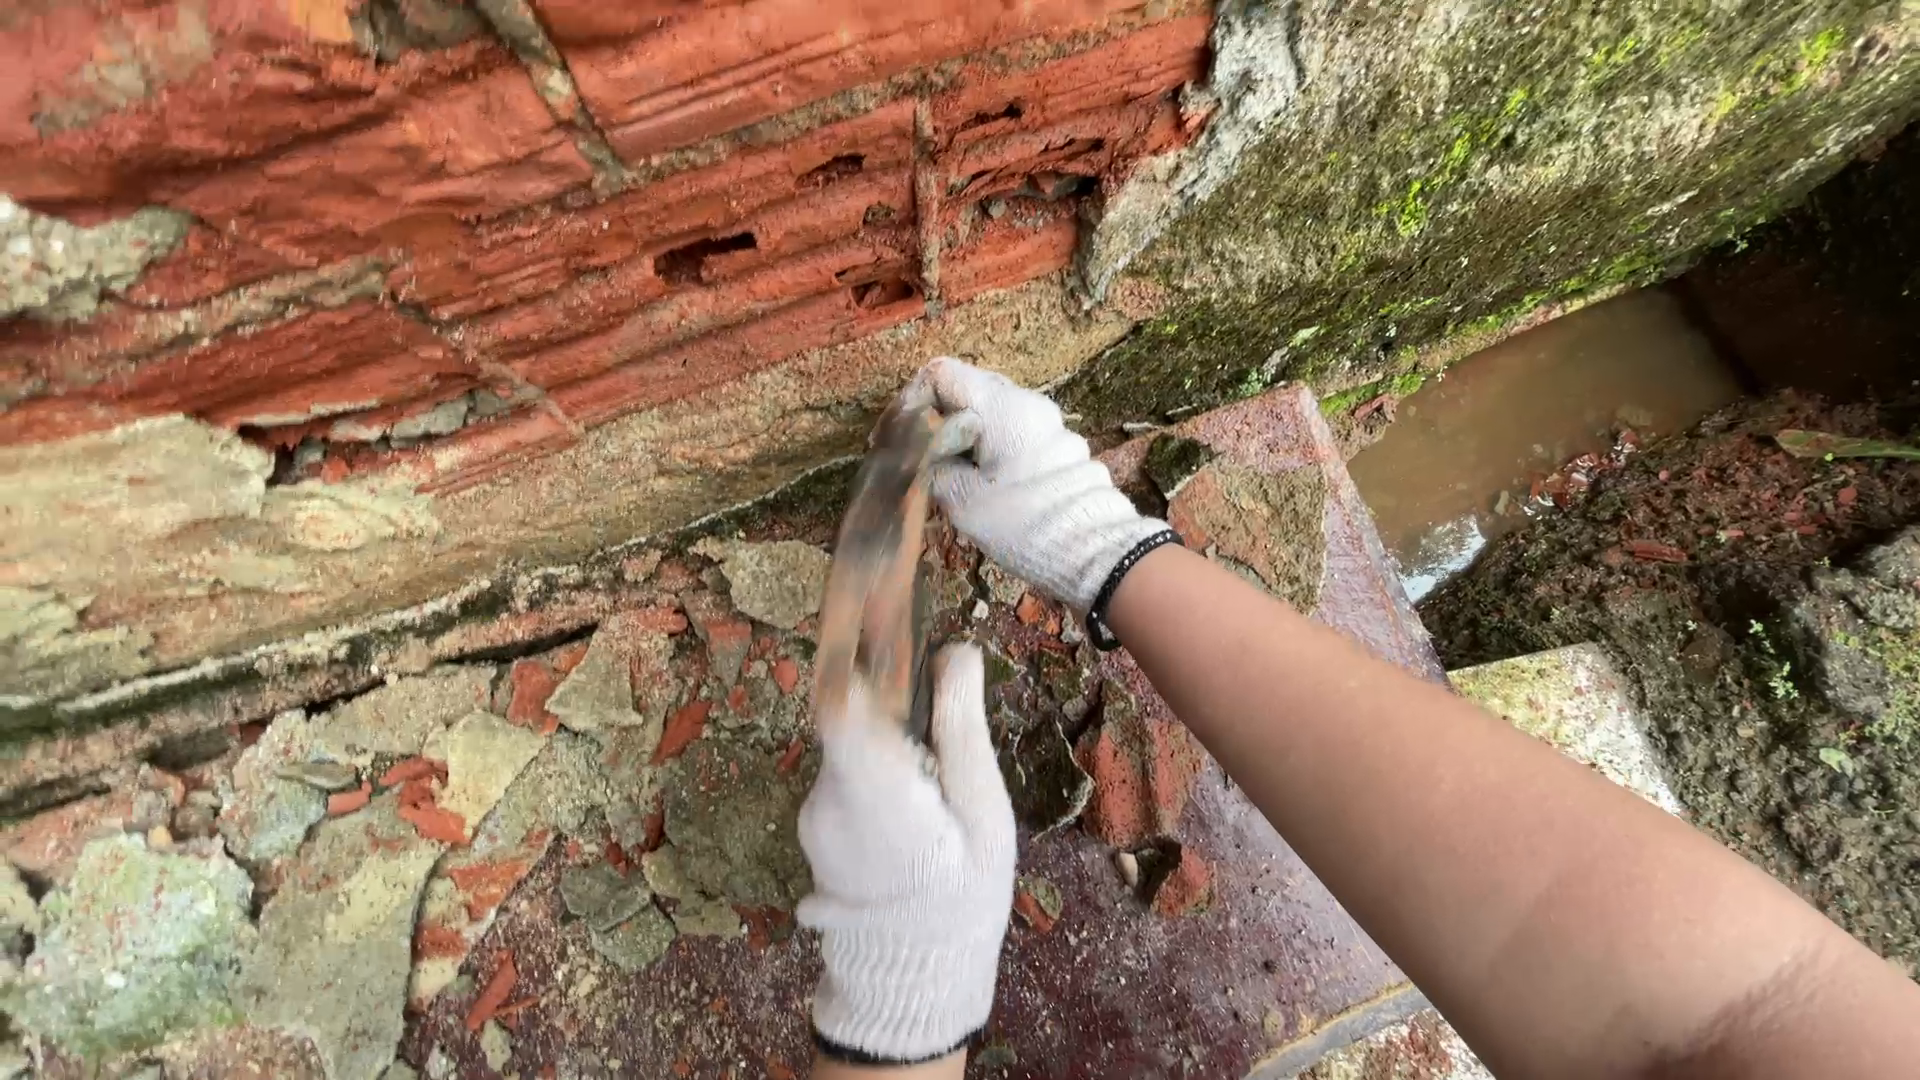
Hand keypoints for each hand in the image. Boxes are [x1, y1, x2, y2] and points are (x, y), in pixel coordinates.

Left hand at [797, 644, 1016, 1062]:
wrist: (912, 981)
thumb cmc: (963, 895)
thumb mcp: (983, 813)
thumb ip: (961, 729)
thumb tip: (954, 649)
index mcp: (872, 792)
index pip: (836, 700)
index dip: (850, 649)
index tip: (876, 614)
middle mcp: (826, 796)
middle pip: (851, 712)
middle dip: (890, 699)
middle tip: (941, 734)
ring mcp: (812, 813)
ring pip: (849, 742)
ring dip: (888, 740)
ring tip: (935, 792)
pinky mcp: (814, 823)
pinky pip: (844, 772)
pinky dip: (875, 768)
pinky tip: (912, 809)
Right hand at [909, 357, 1164, 612]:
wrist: (1093, 553)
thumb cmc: (1020, 521)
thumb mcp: (960, 499)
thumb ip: (935, 466)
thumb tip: (927, 455)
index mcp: (1002, 406)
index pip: (943, 372)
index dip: (914, 399)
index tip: (903, 436)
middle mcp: (1031, 404)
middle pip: (971, 391)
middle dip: (942, 419)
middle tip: (924, 456)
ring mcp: (1053, 427)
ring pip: (997, 417)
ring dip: (971, 438)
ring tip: (956, 476)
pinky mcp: (1066, 451)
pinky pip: (1020, 438)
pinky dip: (997, 453)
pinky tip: (990, 487)